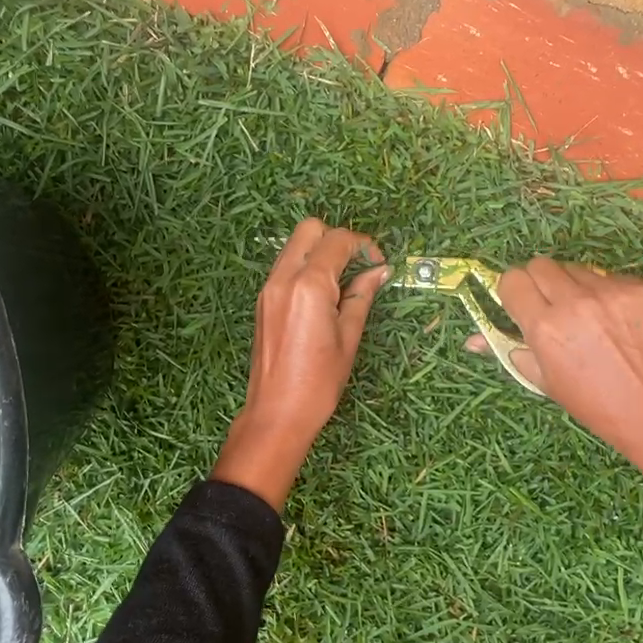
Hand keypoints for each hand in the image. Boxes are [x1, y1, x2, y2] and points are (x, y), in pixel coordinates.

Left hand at [212, 219, 388, 508]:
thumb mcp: (348, 337)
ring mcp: (268, 288)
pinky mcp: (263, 300)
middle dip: (338, 239)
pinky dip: (306, 267)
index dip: (364, 246)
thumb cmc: (318, 382)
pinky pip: (285, 267)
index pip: (337, 241)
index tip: (378, 264)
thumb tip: (379, 271)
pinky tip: (323, 295)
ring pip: (294, 246)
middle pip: (310, 230)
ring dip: (320, 252)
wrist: (277, 412)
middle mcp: (283, 278)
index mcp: (309, 286)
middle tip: (358, 266)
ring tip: (342, 283)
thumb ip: (361, 296)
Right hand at [478, 257, 642, 513]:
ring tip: (589, 319)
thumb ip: (506, 350)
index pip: (513, 279)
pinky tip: (617, 322)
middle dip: (541, 283)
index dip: (514, 292)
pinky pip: (611, 278)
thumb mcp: (542, 379)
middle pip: (541, 265)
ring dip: (575, 287)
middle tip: (552, 308)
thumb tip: (470, 340)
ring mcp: (612, 292)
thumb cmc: (590, 401)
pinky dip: (608, 294)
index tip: (522, 305)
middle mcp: (576, 302)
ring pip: (577, 269)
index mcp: (544, 327)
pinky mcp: (642, 289)